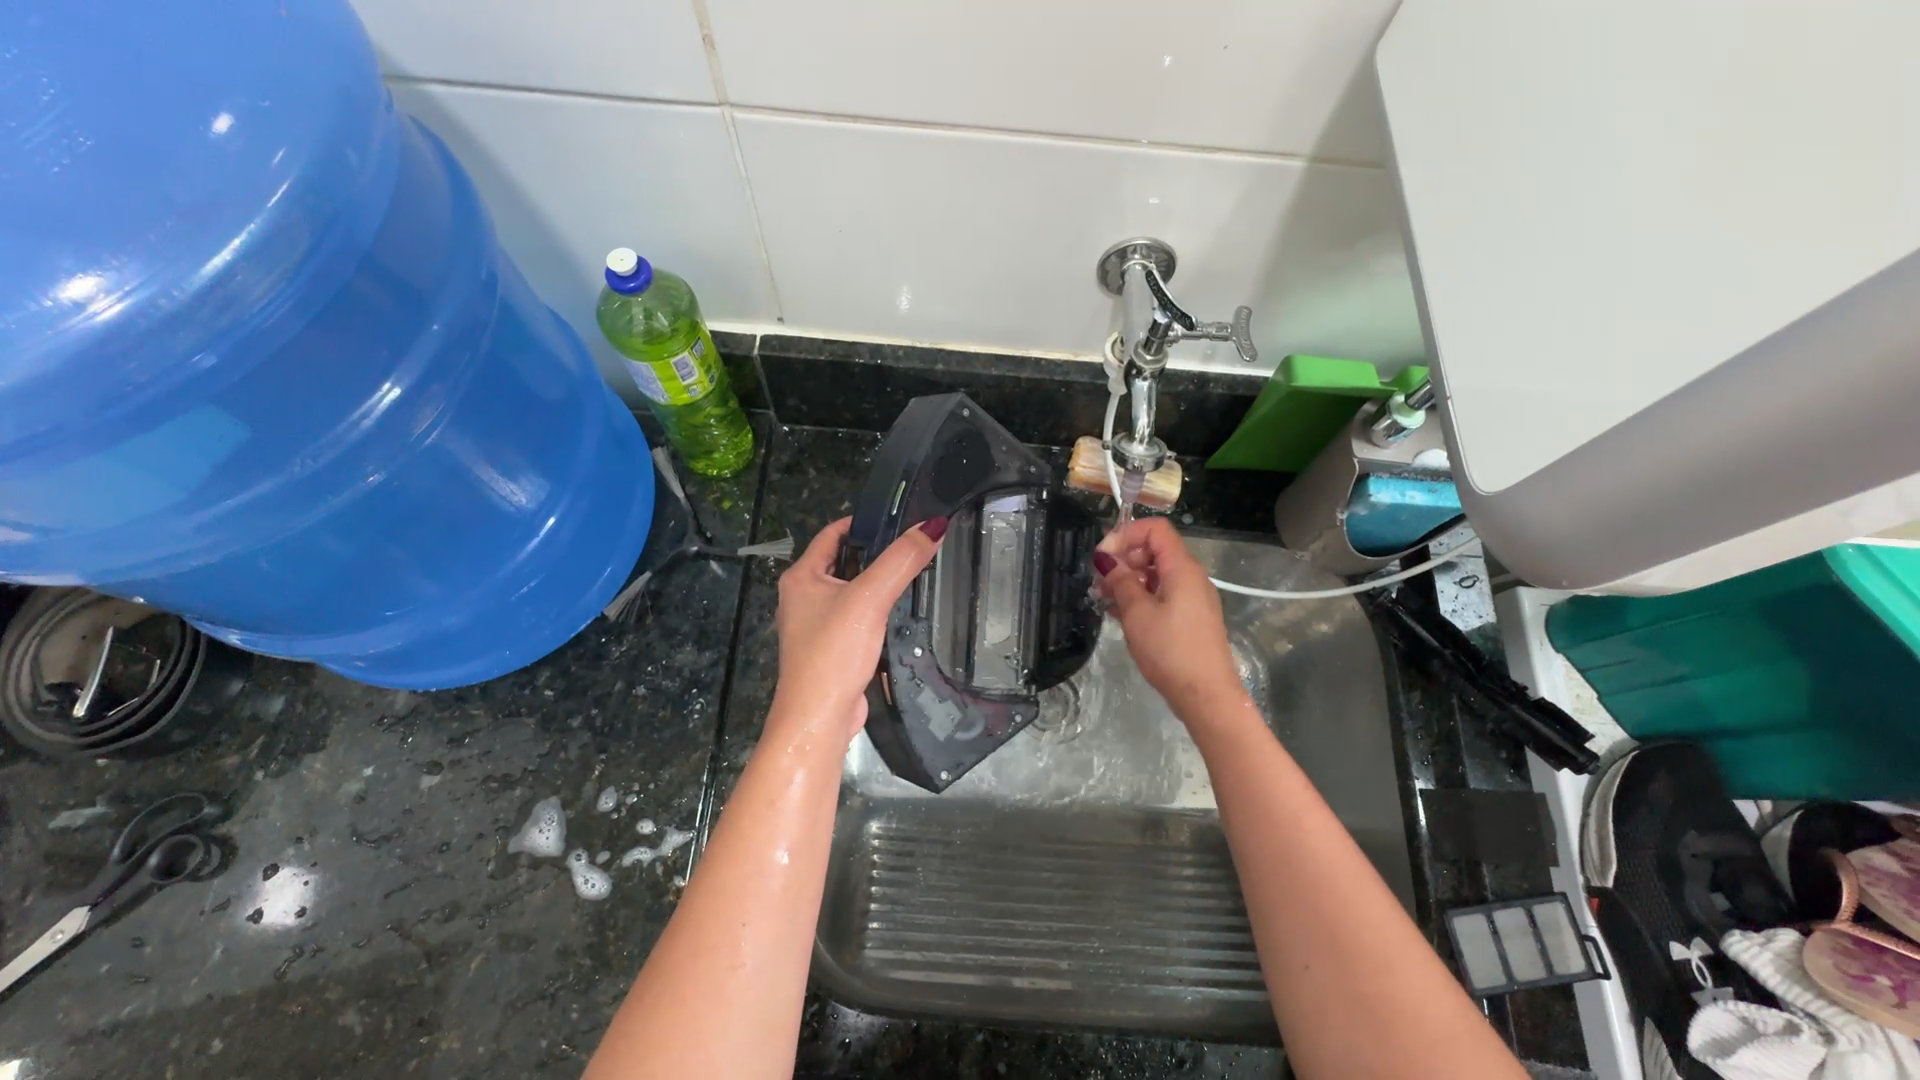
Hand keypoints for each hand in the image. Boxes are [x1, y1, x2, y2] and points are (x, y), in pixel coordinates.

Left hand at [771, 515, 945, 744]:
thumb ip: (901, 561)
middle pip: (843, 562)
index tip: (898, 517)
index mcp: (801, 577)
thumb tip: (933, 525)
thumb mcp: (870, 598)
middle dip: (875, 554)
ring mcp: (814, 625)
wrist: (819, 717)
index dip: (863, 522)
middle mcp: (802, 597)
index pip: (832, 534)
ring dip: (876, 584)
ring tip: (911, 574)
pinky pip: (854, 618)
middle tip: (912, 546)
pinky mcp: (829, 649)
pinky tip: (897, 614)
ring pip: (850, 592)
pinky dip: (874, 611)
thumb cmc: (834, 652)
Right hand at [1093, 518, 1246, 720]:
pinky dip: (1141, 598)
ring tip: (1104, 601)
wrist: (1206, 695)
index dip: (1125, 534)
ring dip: (1129, 581)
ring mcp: (1193, 598)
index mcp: (1181, 568)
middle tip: (1098, 583)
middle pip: (1154, 551)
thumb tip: (1107, 560)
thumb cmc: (1170, 650)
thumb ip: (1121, 581)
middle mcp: (1191, 577)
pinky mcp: (1191, 618)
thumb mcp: (1137, 614)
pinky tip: (1121, 616)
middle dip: (1123, 560)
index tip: (1102, 557)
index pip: (1155, 530)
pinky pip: (1163, 595)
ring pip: (1157, 575)